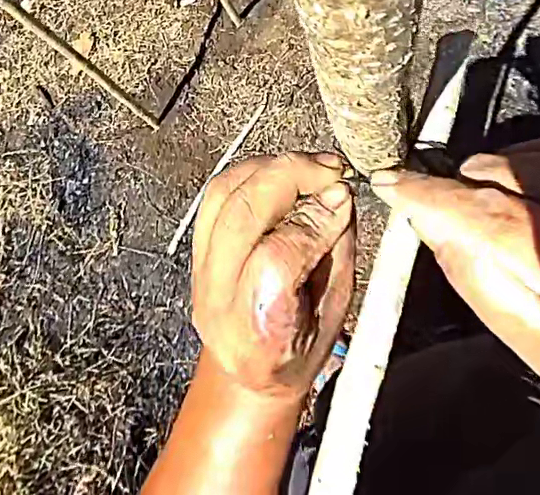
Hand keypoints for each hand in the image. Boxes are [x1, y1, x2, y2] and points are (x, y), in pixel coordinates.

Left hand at [190, 152, 355, 402]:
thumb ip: (336, 251)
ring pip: (224, 192)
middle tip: (329, 170)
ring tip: (310, 166)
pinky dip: (252, 171)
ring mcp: (200, 267)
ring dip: (271, 167)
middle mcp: (217, 294)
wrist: (247, 372)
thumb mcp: (334, 312)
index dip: (314, 218)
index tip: (343, 195)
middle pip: (242, 212)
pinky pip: (218, 190)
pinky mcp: (196, 244)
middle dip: (290, 176)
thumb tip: (338, 196)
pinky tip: (281, 171)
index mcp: (256, 327)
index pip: (276, 256)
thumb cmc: (295, 352)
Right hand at [372, 136, 539, 419]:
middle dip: (469, 197)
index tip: (386, 182)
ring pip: (507, 155)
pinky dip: (528, 174)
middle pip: (489, 172)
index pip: (484, 214)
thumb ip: (479, 283)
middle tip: (491, 241)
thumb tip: (429, 224)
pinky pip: (534, 148)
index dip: (428, 197)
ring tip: (536, 231)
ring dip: (499, 187)